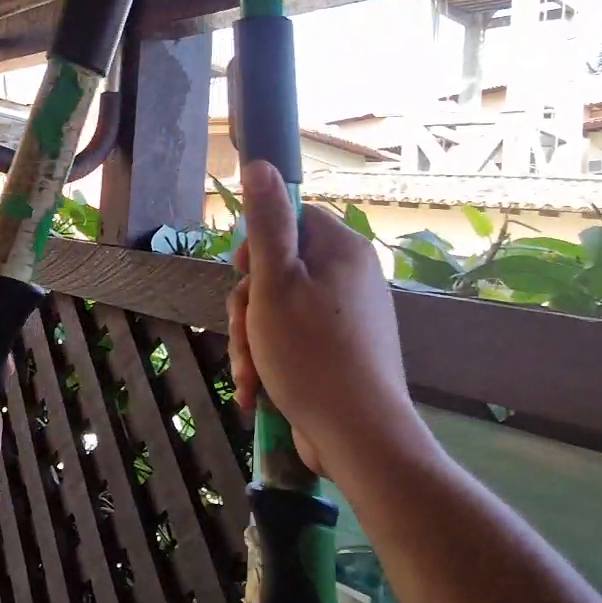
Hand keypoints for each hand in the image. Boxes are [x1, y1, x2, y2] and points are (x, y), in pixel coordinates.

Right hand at [227, 160, 424, 474]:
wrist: (359, 438)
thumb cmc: (310, 352)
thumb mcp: (275, 281)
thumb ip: (266, 223)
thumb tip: (262, 164)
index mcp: (342, 251)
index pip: (291, 220)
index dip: (257, 245)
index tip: (242, 273)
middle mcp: (351, 279)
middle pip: (279, 270)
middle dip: (249, 308)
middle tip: (245, 334)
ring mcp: (348, 320)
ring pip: (279, 311)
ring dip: (253, 341)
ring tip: (250, 376)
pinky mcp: (342, 355)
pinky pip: (295, 341)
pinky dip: (272, 362)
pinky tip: (258, 392)